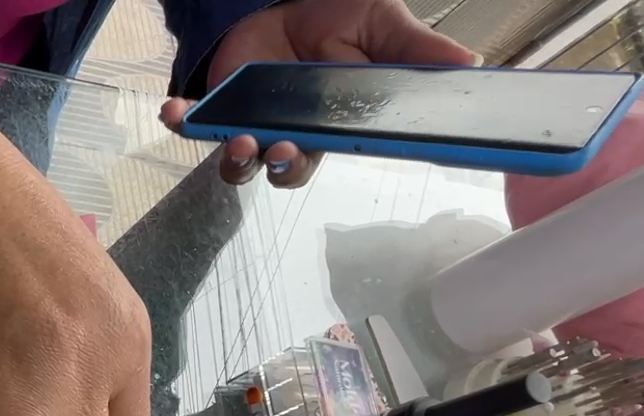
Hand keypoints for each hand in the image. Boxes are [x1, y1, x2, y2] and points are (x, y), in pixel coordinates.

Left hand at [160, 0, 475, 187]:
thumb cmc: (333, 18)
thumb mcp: (380, 28)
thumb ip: (413, 52)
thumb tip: (471, 67)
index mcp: (319, 126)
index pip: (311, 160)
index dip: (303, 165)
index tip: (300, 157)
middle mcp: (279, 133)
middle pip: (271, 169)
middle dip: (272, 165)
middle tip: (276, 150)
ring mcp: (244, 122)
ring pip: (233, 161)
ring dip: (233, 157)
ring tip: (240, 140)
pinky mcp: (212, 107)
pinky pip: (191, 122)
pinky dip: (180, 118)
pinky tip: (173, 110)